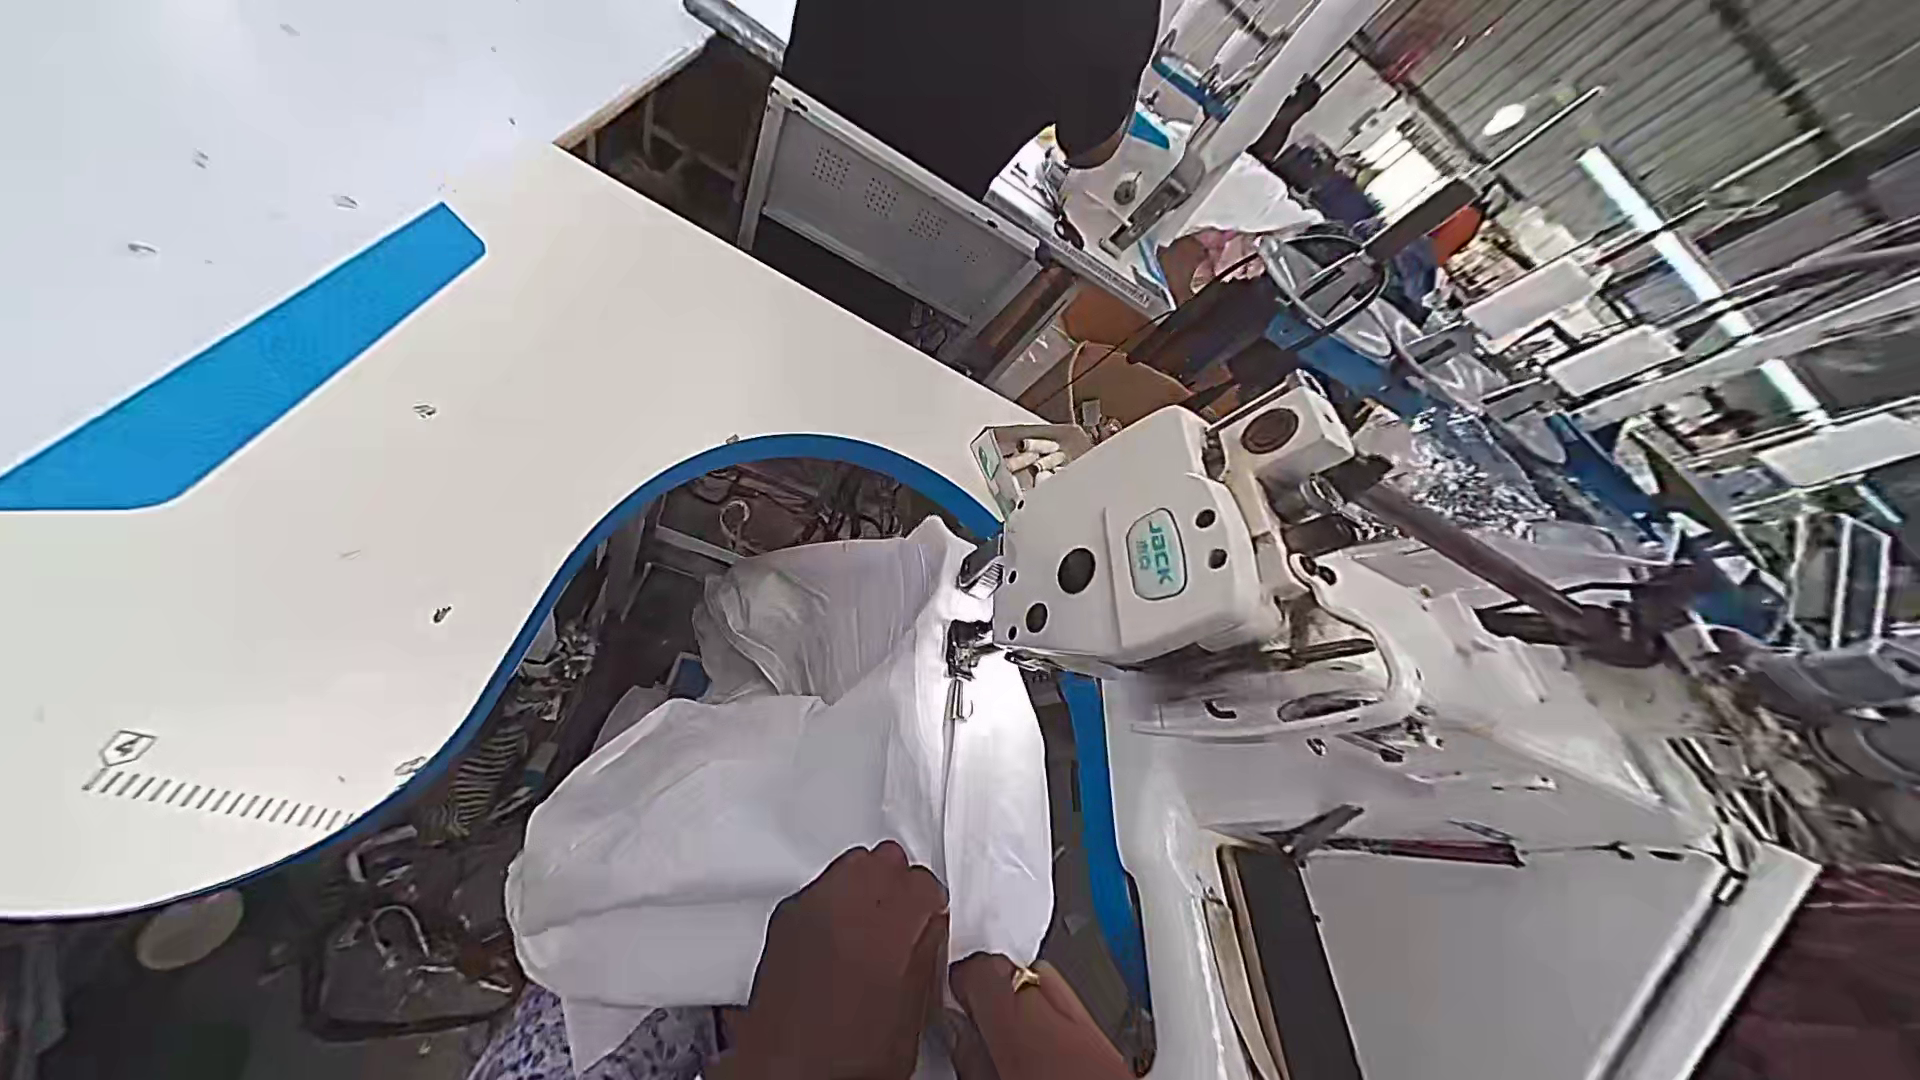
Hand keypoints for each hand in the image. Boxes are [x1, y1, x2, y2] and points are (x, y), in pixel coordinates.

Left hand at [715, 841, 948, 1079]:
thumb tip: (931, 928)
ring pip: (855, 862)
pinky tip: (837, 934)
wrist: (783, 1077)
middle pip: (889, 859)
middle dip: (899, 885)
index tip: (929, 919)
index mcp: (892, 921)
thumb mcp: (910, 1016)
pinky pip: (823, 885)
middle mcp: (852, 899)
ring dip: (866, 886)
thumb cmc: (843, 1060)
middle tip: (901, 920)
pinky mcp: (788, 911)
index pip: (926, 882)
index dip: (930, 904)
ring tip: (867, 924)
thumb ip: (926, 956)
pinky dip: (834, 900)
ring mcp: (817, 901)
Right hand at [949, 954, 1131, 1079]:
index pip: (986, 971)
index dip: (963, 978)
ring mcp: (1096, 1038)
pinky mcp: (1113, 1055)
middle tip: (970, 1013)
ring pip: (1051, 988)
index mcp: (1026, 1031)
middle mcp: (1067, 1022)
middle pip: (1021, 972)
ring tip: (1001, 1037)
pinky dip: (1052, 1023)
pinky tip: (1037, 1056)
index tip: (951, 992)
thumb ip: (971, 1061)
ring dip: (1024, 1001)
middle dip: (995, 984)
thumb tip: (957, 1031)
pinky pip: (1075, 1017)